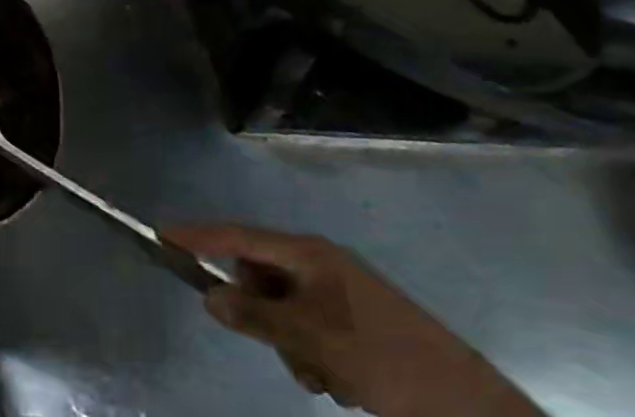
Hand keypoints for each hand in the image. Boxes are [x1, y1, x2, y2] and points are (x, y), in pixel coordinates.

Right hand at [165, 224, 542, 416]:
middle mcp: (323, 266)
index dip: (198, 236)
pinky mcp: (359, 324)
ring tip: (317, 375)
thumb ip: (252, 314)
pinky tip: (336, 381)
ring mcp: (343, 294)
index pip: (238, 236)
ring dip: (288, 342)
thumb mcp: (309, 337)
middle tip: (271, 344)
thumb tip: (210, 297)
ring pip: (283, 308)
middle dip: (258, 312)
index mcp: (311, 254)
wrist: (473, 410)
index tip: (161, 235)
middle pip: (259, 275)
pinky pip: (309, 328)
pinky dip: (311, 353)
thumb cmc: (383, 358)